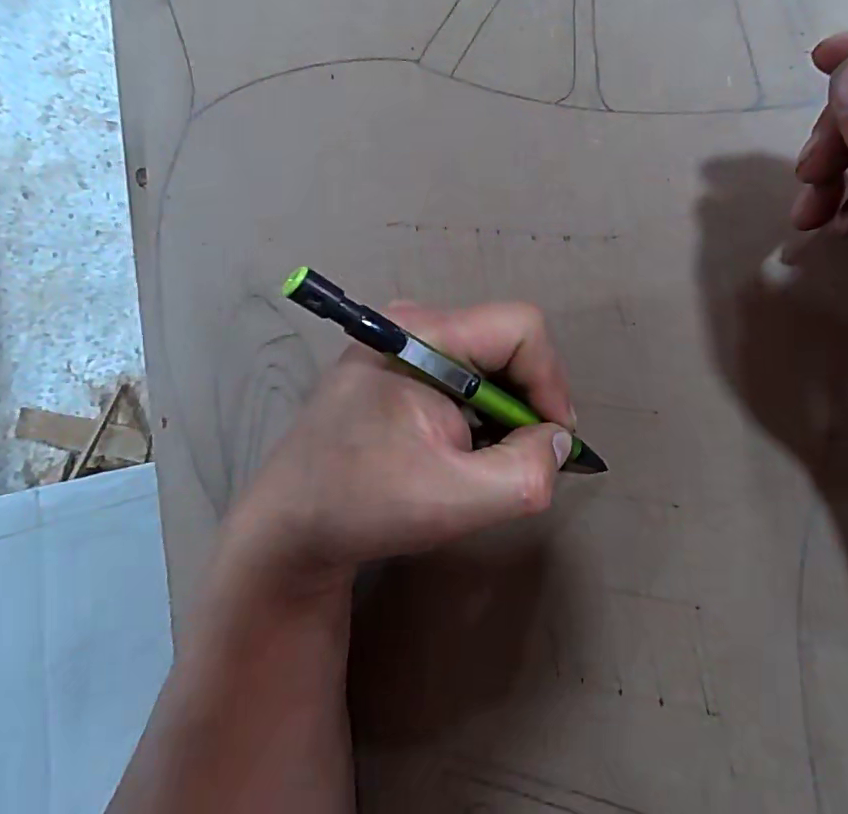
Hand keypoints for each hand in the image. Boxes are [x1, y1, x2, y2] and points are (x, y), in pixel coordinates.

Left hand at [223, 301, 575, 590]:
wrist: (288, 524)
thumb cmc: (360, 504)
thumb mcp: (453, 500)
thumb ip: (525, 474)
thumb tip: (559, 442)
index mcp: (422, 334)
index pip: (521, 329)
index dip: (549, 383)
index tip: (552, 442)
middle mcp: (414, 324)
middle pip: (508, 343)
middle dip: (529, 402)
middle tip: (526, 459)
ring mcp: (404, 343)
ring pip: (491, 361)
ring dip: (506, 413)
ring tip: (487, 463)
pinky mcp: (400, 367)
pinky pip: (467, 375)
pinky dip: (483, 413)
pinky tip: (463, 453)